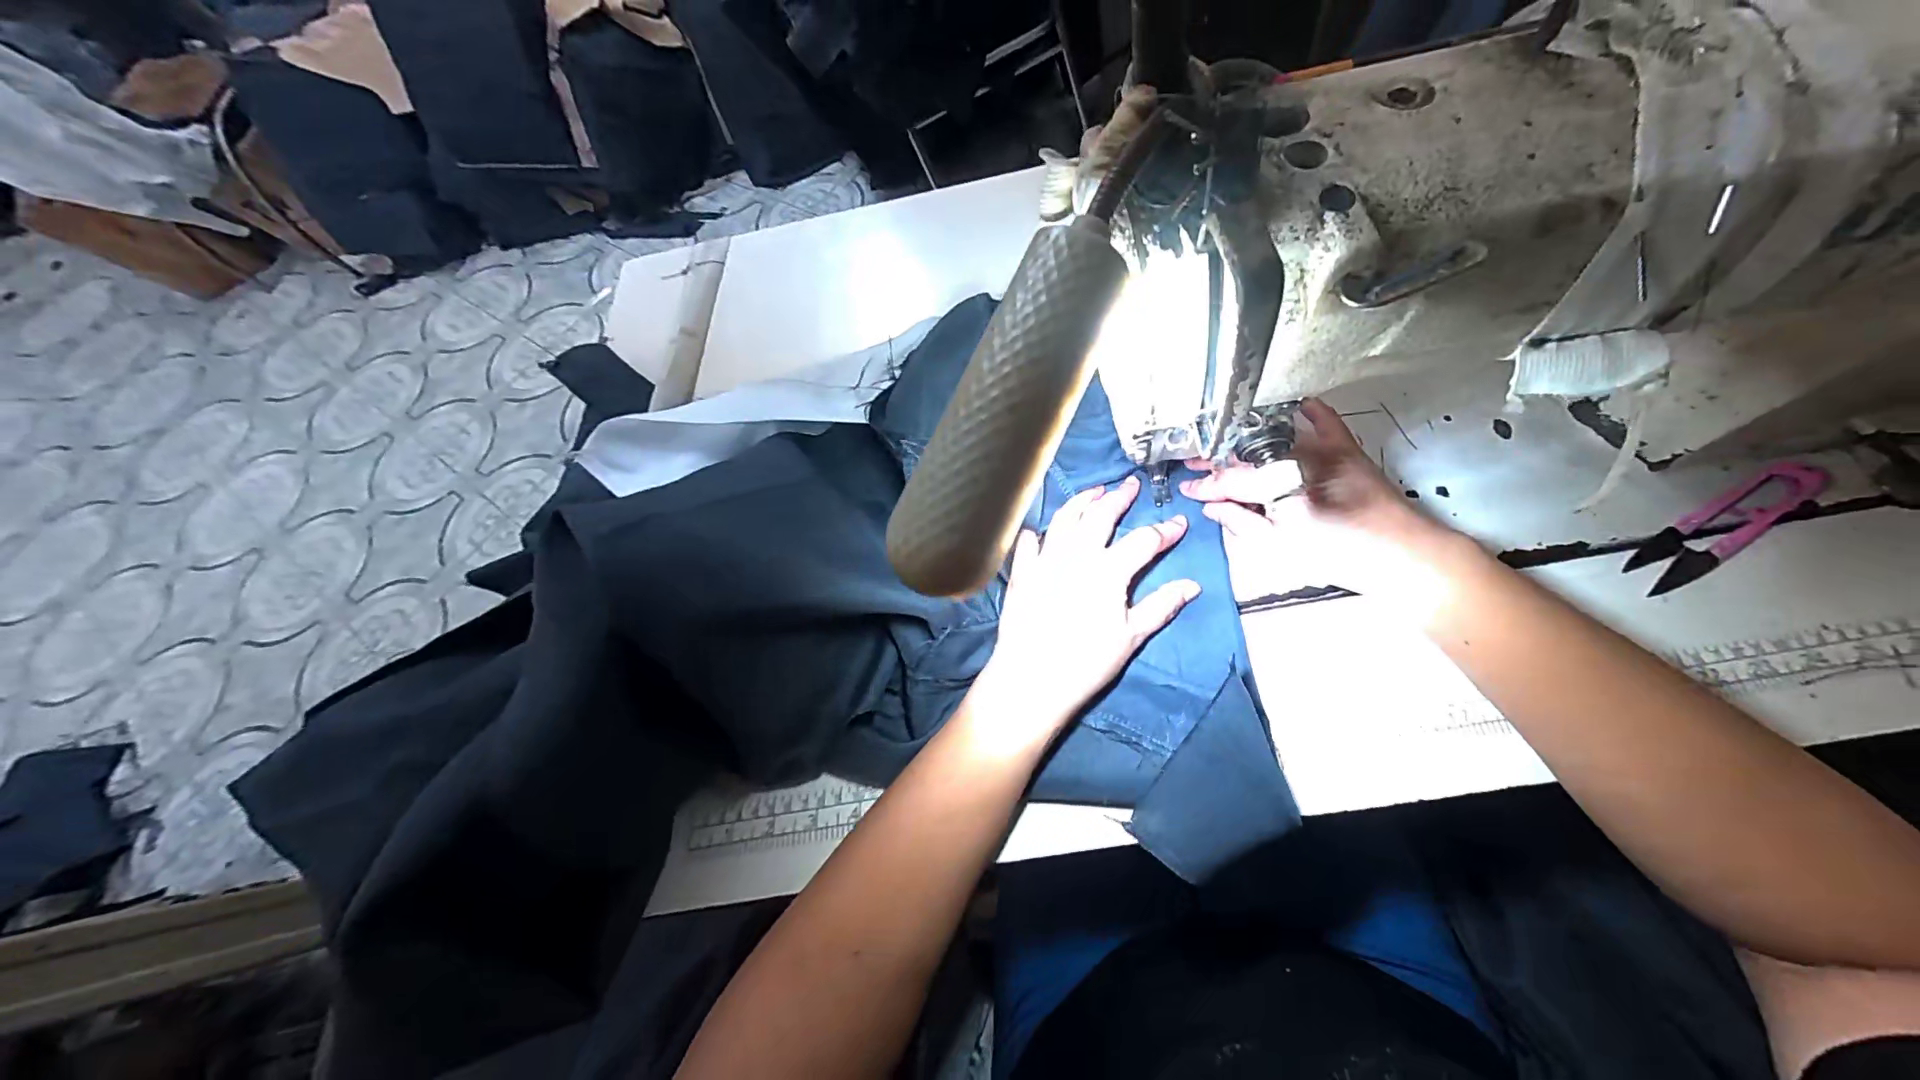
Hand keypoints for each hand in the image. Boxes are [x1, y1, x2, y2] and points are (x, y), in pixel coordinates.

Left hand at [972, 475, 1197, 737]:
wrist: (1032, 677)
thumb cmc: (1087, 662)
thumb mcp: (1131, 635)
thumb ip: (1161, 605)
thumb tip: (1192, 585)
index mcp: (1109, 569)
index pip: (1144, 540)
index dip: (1165, 530)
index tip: (1178, 523)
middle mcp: (1076, 554)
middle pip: (1101, 515)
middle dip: (1119, 497)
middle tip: (1129, 485)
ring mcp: (1044, 559)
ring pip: (1063, 518)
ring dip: (1081, 501)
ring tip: (1093, 493)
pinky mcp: (1021, 572)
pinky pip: (1029, 542)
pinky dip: (1039, 531)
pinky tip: (1043, 529)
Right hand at [1181, 399, 1459, 604]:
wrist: (1404, 557)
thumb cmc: (1342, 557)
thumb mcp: (1280, 547)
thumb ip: (1242, 522)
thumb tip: (1212, 507)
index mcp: (1282, 485)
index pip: (1232, 479)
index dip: (1206, 485)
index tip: (1188, 488)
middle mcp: (1301, 459)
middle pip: (1249, 455)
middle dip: (1218, 461)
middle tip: (1194, 466)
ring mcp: (1325, 451)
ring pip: (1275, 438)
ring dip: (1246, 443)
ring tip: (1224, 449)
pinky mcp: (1347, 451)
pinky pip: (1325, 423)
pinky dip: (1309, 414)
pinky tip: (1297, 406)